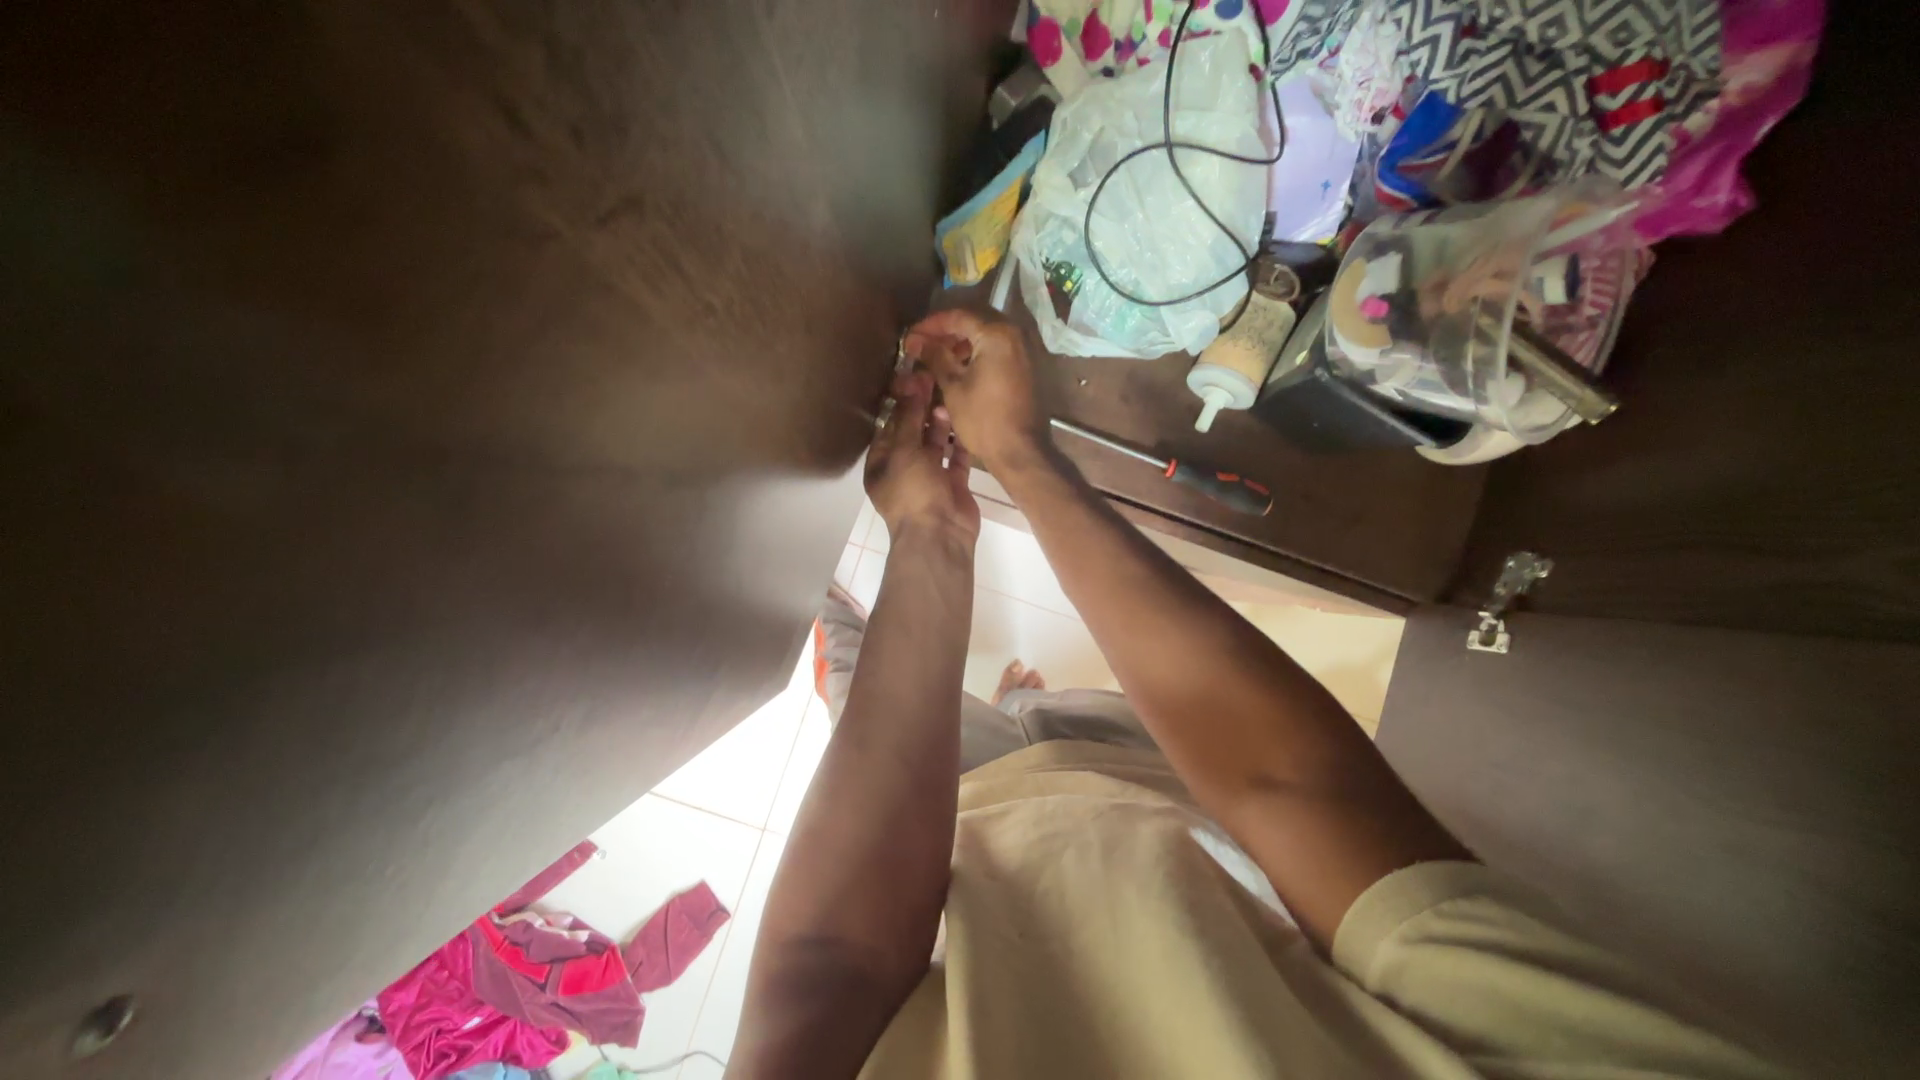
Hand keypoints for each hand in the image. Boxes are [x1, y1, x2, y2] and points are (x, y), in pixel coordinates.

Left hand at [865, 369, 979, 542]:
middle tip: (935, 381)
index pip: (889, 427)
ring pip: (935, 445)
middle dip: (922, 410)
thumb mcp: (904, 450)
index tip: (914, 378)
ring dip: (941, 424)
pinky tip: (967, 421)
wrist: (939, 535)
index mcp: (882, 464)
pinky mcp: (953, 485)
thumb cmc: (912, 491)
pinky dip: (960, 442)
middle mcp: (903, 469)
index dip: (901, 403)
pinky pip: (956, 458)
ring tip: (949, 400)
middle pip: (913, 433)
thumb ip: (910, 417)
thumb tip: (911, 383)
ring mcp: (929, 478)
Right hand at [904, 309, 1045, 471]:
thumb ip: (935, 357)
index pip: (958, 316)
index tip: (912, 336)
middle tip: (925, 343)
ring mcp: (1024, 350)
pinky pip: (999, 348)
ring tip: (939, 357)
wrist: (1021, 450)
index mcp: (996, 334)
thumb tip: (916, 340)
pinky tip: (961, 368)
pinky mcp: (1027, 366)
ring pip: (988, 334)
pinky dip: (979, 352)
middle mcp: (1015, 334)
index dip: (931, 324)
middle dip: (948, 330)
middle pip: (975, 320)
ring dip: (963, 341)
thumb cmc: (983, 419)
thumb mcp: (953, 386)